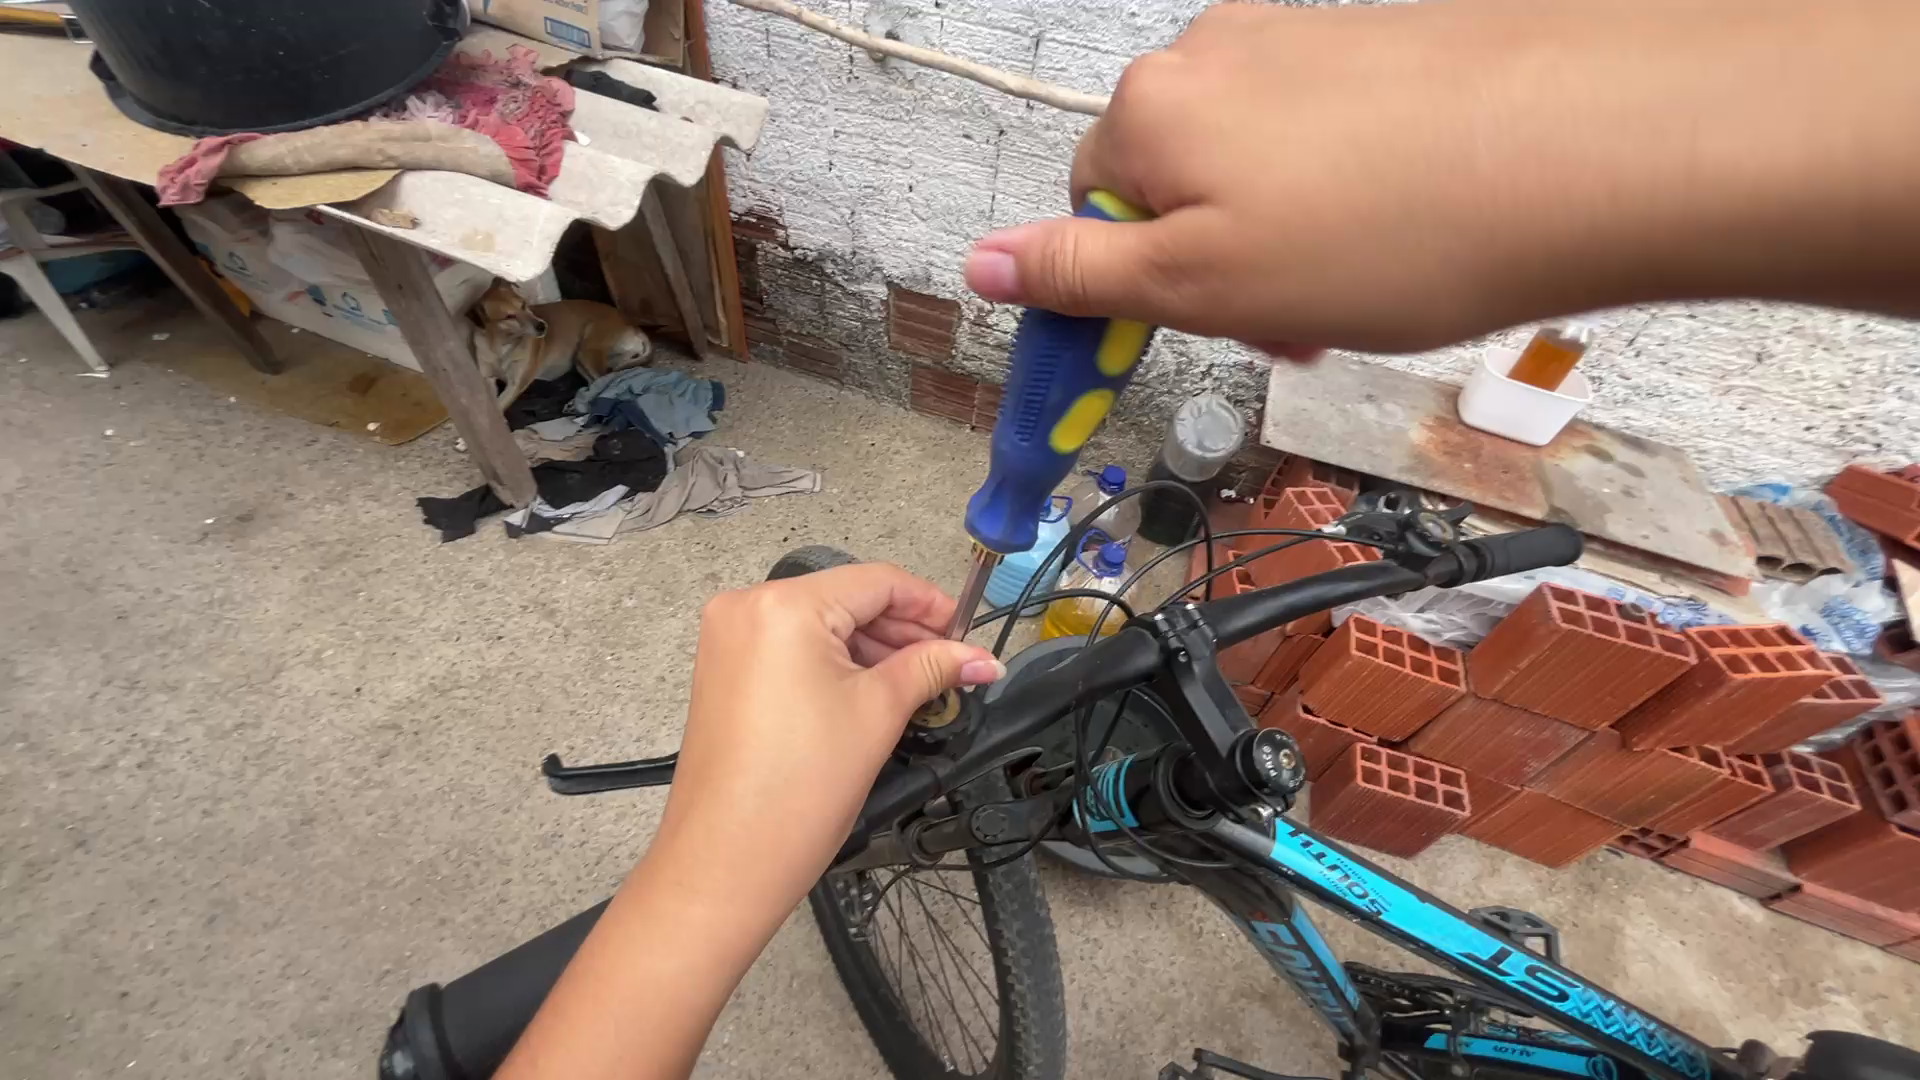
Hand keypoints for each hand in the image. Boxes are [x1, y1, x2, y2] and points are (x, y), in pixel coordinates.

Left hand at [497, 564, 1004, 1079]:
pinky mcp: (727, 668)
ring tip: (922, 681)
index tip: (966, 631)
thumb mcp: (879, 712)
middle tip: (951, 662)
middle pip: (848, 599)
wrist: (724, 866)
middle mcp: (748, 606)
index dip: (931, 603)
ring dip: (874, 648)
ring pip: (823, 624)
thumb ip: (934, 668)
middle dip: (904, 631)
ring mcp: (730, 637)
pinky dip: (838, 662)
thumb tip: (983, 658)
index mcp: (783, 605)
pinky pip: (796, 646)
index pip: (877, 581)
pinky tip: (877, 687)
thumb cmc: (799, 788)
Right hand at [964, 0, 1919, 351]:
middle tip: (1272, 325)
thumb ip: (1075, 274)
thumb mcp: (1193, 283)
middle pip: (1163, 185)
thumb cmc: (1368, 240)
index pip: (1085, 205)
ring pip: (1237, 172)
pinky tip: (1380, 236)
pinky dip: (1319, 204)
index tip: (1194, 326)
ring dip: (1260, 247)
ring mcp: (1299, 37)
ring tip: (1334, 296)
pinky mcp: (1374, 45)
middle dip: (1200, 268)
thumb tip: (975, 263)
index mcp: (1152, 106)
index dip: (1126, 280)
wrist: (1606, 151)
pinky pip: (1305, 141)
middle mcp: (1213, 49)